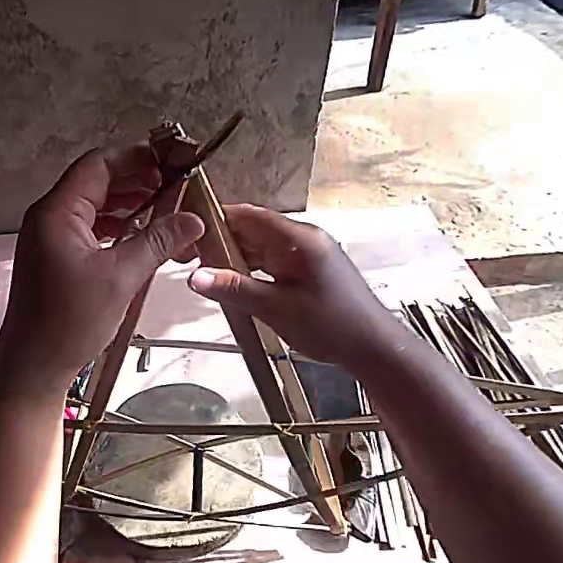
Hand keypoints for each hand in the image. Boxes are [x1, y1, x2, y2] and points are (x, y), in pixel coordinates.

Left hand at [0, 145, 204, 391]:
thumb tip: (192, 220)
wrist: (34, 366)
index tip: (169, 160)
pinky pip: (91, 227)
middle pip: (96, 182)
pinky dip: (118, 225)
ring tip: (165, 206)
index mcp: (57, 213)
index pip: (98, 165)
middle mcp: (50, 218)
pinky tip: (142, 233)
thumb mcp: (122, 277)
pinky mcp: (58, 257)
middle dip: (136, 180)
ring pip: (95, 205)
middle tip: (173, 184)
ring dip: (129, 203)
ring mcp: (51, 238)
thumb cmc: (68, 322)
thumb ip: (158, 242)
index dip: (135, 157)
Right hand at [186, 204, 406, 370]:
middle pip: (254, 229)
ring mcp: (309, 253)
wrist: (373, 346)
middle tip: (191, 259)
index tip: (189, 232)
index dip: (217, 220)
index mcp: (299, 239)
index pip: (249, 216)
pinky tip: (238, 285)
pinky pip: (275, 261)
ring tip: (209, 274)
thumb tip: (196, 277)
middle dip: (222, 242)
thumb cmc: (333, 326)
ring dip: (237, 258)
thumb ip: (235, 290)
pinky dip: (254, 269)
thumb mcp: (277, 309)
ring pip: (263, 247)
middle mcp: (305, 239)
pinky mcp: (311, 269)